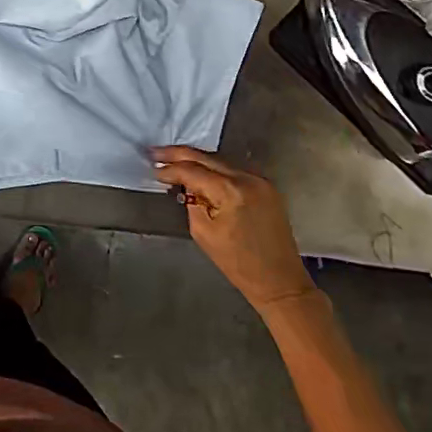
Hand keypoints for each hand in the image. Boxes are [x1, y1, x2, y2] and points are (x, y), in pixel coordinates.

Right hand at [153, 146, 314, 311]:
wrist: (278, 278)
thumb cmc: (238, 264)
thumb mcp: (204, 234)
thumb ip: (192, 204)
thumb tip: (185, 186)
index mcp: (231, 190)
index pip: (194, 170)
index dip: (171, 168)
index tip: (154, 167)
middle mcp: (247, 177)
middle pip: (208, 157)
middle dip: (181, 154)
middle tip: (157, 153)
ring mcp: (260, 178)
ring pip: (222, 161)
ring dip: (199, 160)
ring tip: (175, 161)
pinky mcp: (267, 185)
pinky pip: (235, 170)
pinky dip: (216, 169)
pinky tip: (202, 173)